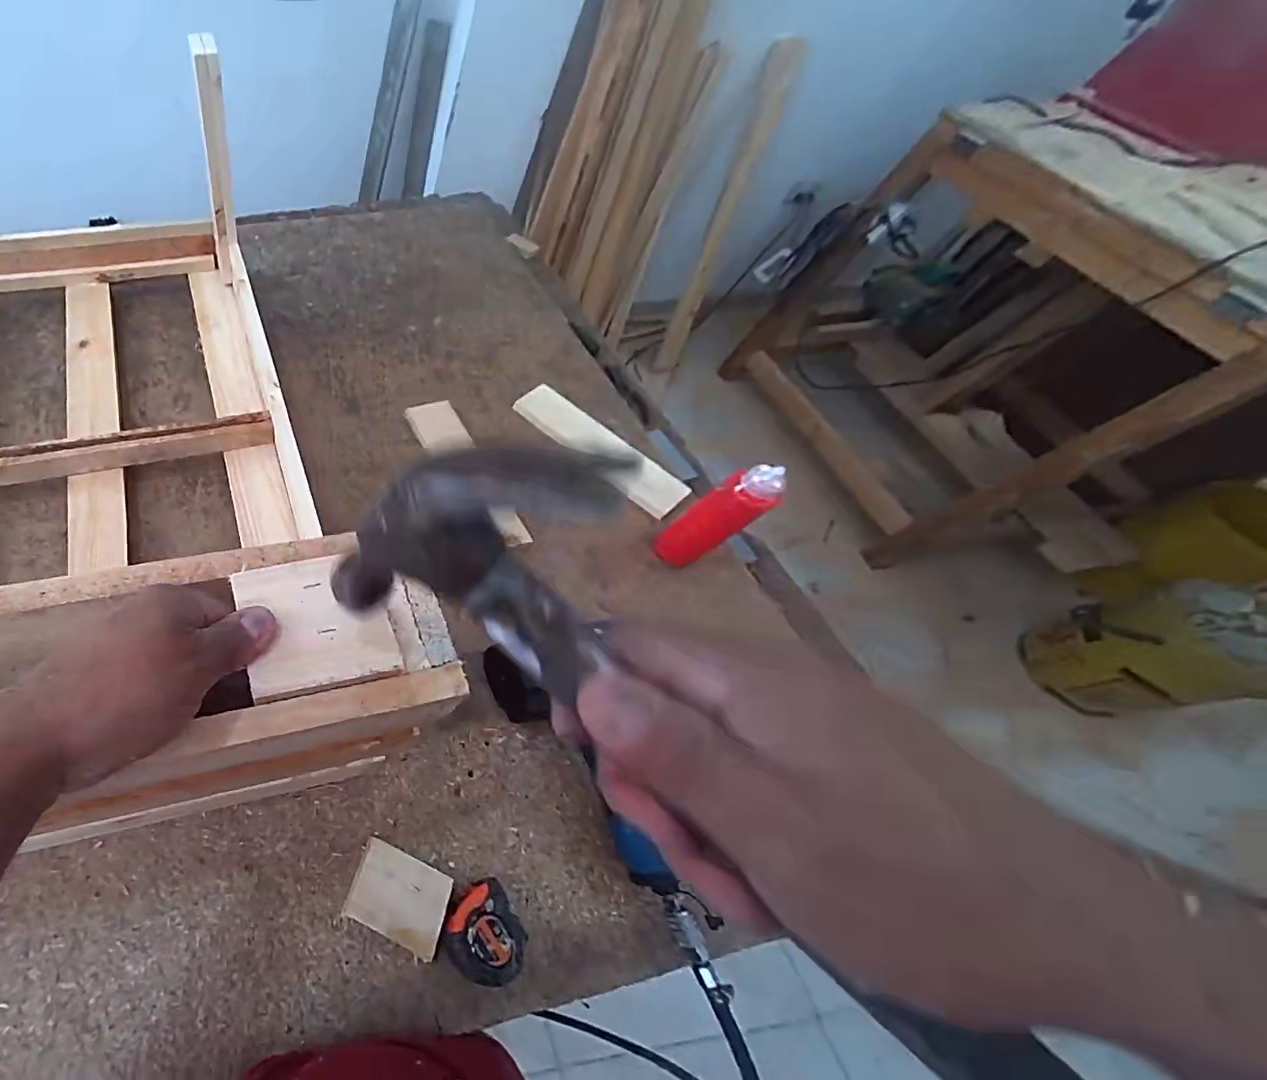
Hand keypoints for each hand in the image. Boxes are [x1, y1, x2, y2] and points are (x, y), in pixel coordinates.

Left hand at [12, 585, 277, 790]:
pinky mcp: (92, 669)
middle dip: (214, 674)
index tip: (247, 690)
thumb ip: (232, 642)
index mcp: (168, 601)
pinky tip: (146, 725)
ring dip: (186, 690)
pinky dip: (153, 699)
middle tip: (218, 711)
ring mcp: (112, 638)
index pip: (227, 615)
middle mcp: (140, 610)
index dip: (242, 651)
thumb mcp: (194, 670)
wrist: (37, 738)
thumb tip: (267, 616)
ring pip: (170, 661)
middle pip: (197, 637)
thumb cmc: (129, 699)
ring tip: (182, 723)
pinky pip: (140, 678)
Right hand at [555, 623, 1178, 1032]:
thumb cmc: (905, 882)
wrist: (1084, 944)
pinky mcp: (824, 761)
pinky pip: (743, 778)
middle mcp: (769, 685)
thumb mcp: (769, 825)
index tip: (573, 744)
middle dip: (648, 777)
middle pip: (655, 704)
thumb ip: (672, 750)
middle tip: (678, 844)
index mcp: (749, 680)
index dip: (582, 682)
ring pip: (696, 751)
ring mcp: (800, 723)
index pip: (627, 643)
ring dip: (693, 817)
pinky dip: (736, 829)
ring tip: (737, 880)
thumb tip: (586, 685)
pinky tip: (769, 880)